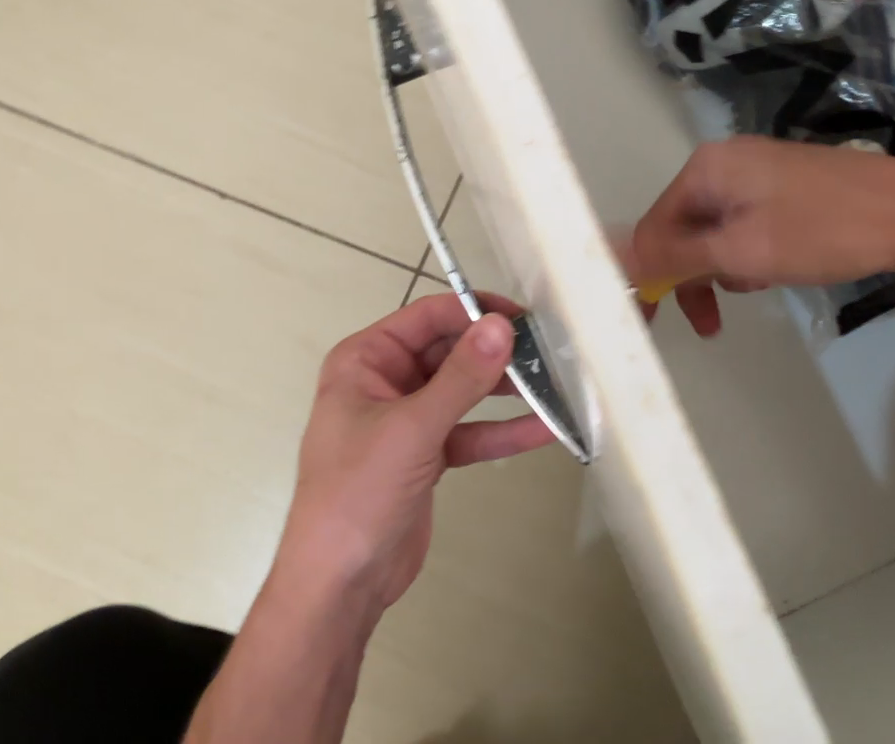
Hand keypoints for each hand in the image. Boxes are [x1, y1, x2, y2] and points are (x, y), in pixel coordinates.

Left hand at [277, 293, 555, 614]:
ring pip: (465, 392)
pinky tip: (545, 430)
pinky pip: (471, 432)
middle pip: (450, 352)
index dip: (475, 312)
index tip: (525, 319)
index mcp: (365, 360)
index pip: (428, 317)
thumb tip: (503, 325)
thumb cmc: (359, 492)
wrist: (340, 583)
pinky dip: (504, 432)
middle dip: (497, 354)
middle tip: (549, 353)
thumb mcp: (412, 429)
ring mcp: (408, 420)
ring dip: (506, 392)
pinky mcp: (428, 456)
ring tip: (555, 386)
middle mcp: (386, 381)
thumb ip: (462, 377)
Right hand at [630, 135, 894, 335]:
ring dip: (724, 269)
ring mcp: (758, 172)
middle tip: (708, 325)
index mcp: (707, 169)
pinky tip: (775, 271)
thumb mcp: (741, 250)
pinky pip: (745, 225)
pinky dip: (750, 254)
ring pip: (716, 232)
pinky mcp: (785, 186)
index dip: (647, 275)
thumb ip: (674, 256)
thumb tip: (613, 256)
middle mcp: (725, 163)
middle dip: (692, 277)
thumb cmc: (823, 231)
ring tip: (756, 287)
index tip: (650, 322)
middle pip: (683, 229)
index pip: (653, 227)